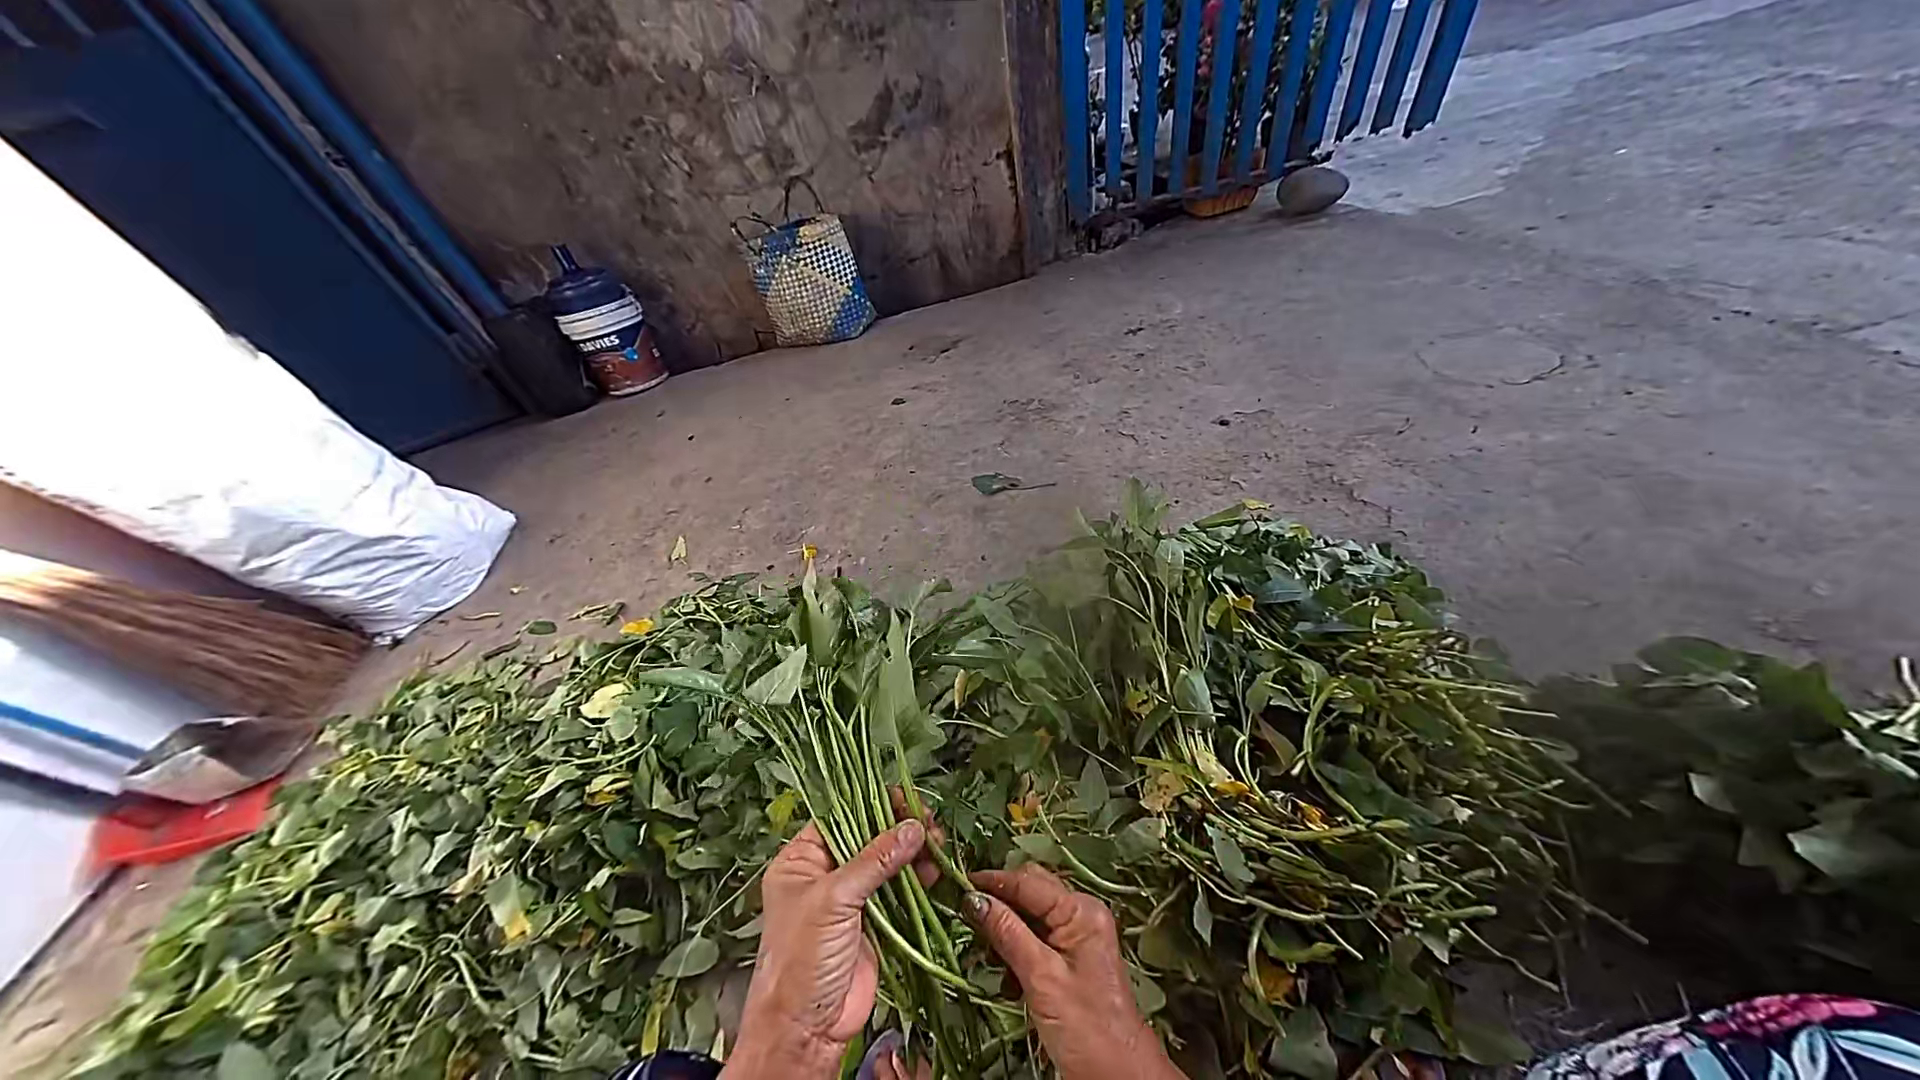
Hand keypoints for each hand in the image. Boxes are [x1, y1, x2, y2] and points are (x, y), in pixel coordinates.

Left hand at [721, 819, 929, 1079]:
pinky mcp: (875, 920)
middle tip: (927, 821)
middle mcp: (826, 872)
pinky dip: (919, 877)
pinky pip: (900, 889)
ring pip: (888, 861)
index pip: (840, 815)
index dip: (872, 804)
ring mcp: (852, 897)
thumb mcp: (833, 900)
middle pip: (868, 835)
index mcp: (802, 859)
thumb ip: (874, 860)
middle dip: (899, 826)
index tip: (904, 798)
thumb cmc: (800, 962)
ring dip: (914, 850)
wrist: (807, 1031)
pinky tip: (934, 867)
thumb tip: (912, 828)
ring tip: (937, 842)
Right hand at [965, 865, 1185, 1079]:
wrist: (1119, 1078)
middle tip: (967, 918)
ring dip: (1004, 931)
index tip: (958, 885)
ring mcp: (1076, 935)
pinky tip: (1005, 974)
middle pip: (1029, 892)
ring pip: (1028, 916)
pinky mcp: (1069, 957)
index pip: (1028, 882)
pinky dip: (1015, 950)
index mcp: (1080, 910)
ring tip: (987, 953)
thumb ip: (1006, 933)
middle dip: (998, 904)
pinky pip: (1034, 938)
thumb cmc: (1086, 1029)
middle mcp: (1080, 913)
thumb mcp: (1040, 977)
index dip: (992, 882)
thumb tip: (973, 898)